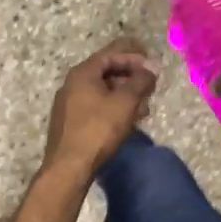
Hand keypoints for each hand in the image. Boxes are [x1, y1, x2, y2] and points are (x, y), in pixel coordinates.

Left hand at [43, 37, 158, 174]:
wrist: (69, 166)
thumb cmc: (98, 129)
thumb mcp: (125, 102)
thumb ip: (140, 82)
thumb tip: (149, 70)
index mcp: (82, 74)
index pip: (110, 55)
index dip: (133, 57)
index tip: (151, 65)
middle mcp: (71, 84)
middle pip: (105, 73)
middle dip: (130, 78)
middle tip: (150, 88)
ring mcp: (68, 104)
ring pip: (102, 92)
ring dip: (124, 96)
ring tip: (144, 109)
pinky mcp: (70, 123)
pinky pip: (95, 107)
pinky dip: (113, 108)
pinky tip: (127, 122)